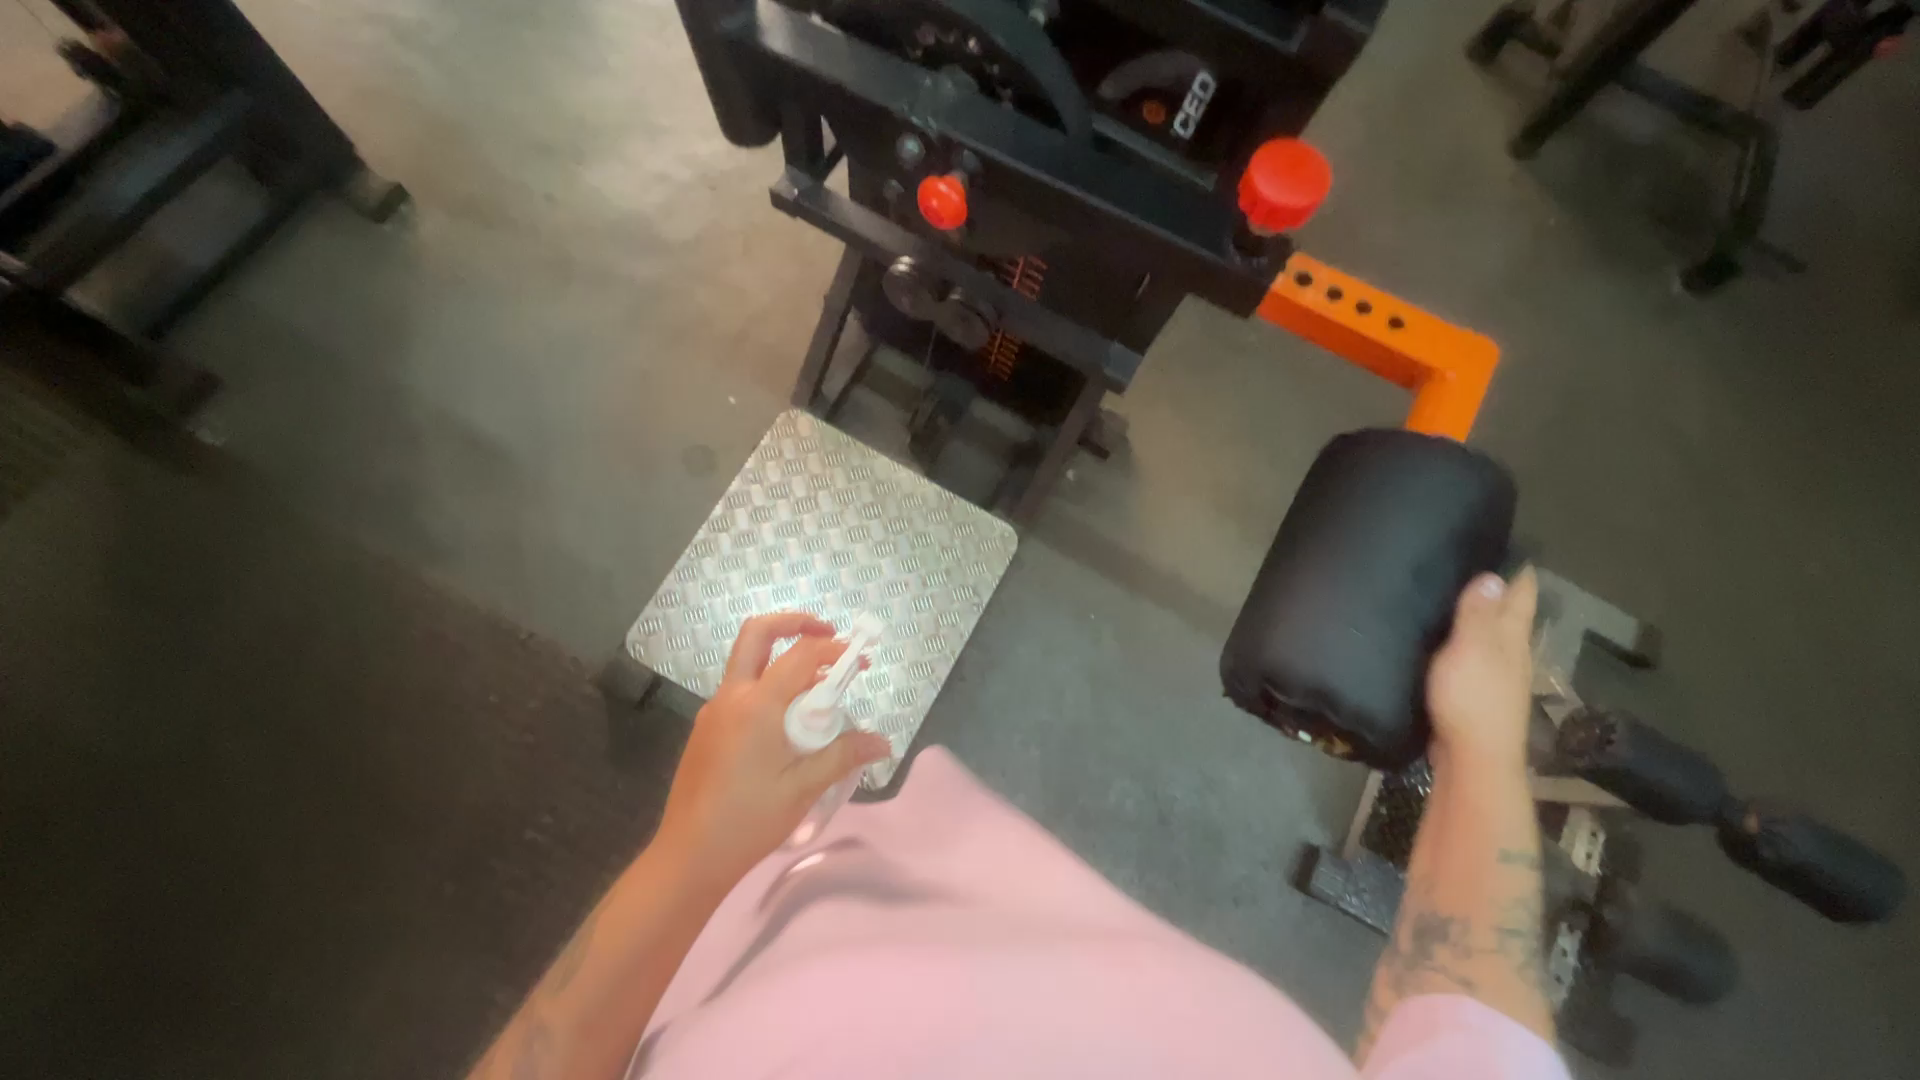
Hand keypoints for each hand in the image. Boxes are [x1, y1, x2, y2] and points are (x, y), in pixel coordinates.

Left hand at [656, 613, 891, 887]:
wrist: (689, 855)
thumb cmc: (748, 820)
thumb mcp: (803, 788)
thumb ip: (843, 756)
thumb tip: (883, 742)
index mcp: (756, 705)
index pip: (801, 655)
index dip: (834, 649)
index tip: (859, 660)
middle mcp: (731, 696)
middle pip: (757, 634)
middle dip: (794, 623)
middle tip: (827, 636)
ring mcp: (714, 711)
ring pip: (747, 662)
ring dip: (782, 658)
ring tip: (817, 688)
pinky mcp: (707, 729)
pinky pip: (740, 691)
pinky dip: (768, 686)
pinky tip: (787, 724)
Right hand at [1426, 566, 1536, 773]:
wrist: (1472, 759)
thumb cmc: (1472, 699)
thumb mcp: (1471, 650)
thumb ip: (1478, 615)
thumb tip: (1493, 576)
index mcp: (1512, 639)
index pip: (1521, 595)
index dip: (1516, 569)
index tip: (1503, 542)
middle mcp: (1511, 654)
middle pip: (1508, 614)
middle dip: (1495, 589)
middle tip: (1469, 562)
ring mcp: (1496, 677)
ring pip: (1491, 636)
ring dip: (1478, 616)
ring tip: (1453, 595)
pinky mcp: (1475, 695)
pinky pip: (1471, 657)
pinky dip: (1462, 642)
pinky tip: (1444, 641)